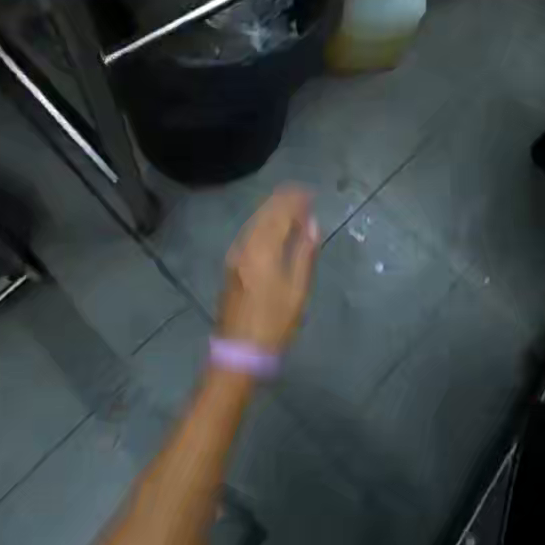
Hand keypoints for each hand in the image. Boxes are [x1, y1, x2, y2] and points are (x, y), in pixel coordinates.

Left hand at [216, 186, 319, 349]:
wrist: (239, 352)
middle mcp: (246, 249)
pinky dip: (263, 223)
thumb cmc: (275, 321)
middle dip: (282, 201)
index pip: (280, 216)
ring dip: (272, 210)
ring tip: (289, 203)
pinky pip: (249, 234)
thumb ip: (304, 253)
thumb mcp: (298, 289)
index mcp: (263, 252)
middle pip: (264, 216)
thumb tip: (312, 224)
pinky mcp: (232, 267)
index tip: (310, 193)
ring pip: (254, 224)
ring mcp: (235, 258)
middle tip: (300, 192)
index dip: (295, 202)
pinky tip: (272, 225)